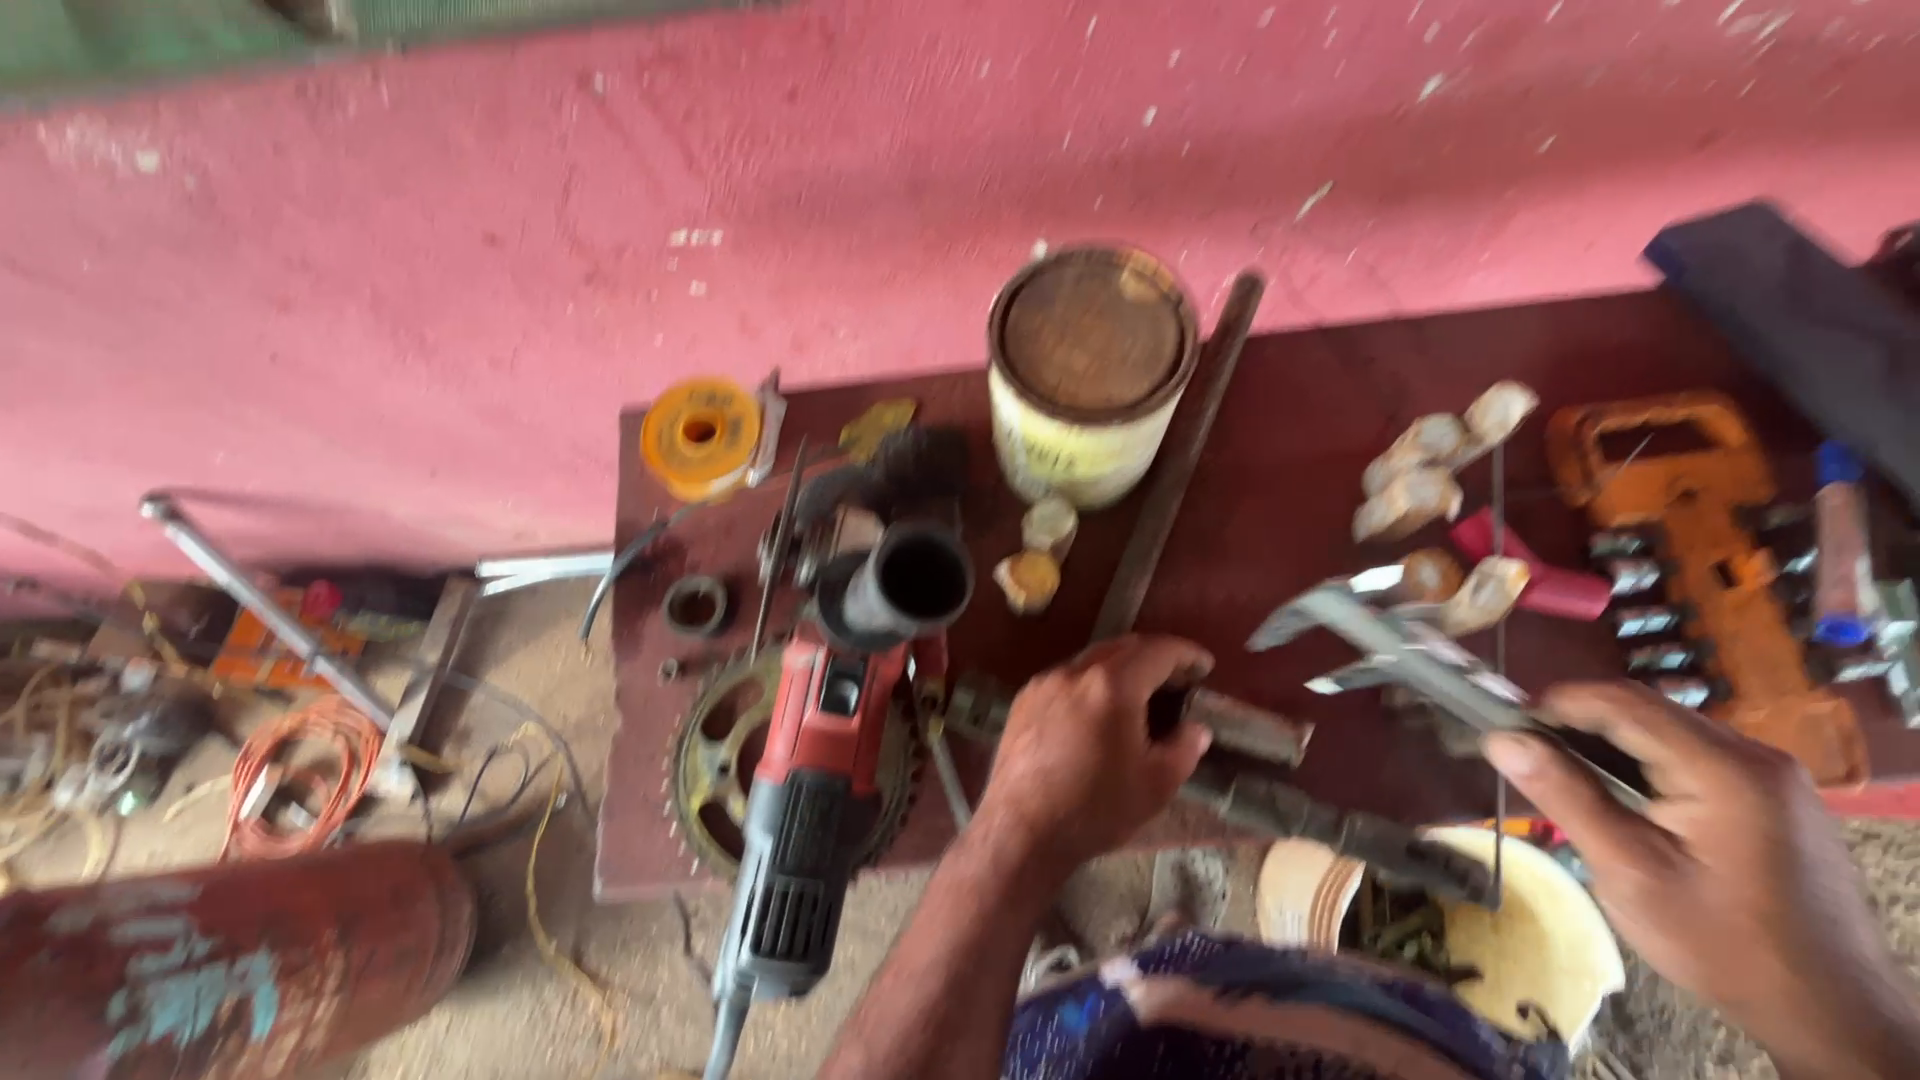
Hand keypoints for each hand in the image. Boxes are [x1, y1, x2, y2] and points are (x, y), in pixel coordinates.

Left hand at [973, 635, 1214, 872]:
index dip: (1186, 654)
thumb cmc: (1095, 809)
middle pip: (1122, 648)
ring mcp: (1044, 684)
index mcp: (1112, 685)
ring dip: (1120, 669)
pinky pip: (1066, 679)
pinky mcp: (1023, 701)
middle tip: (1178, 680)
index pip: (1158, 651)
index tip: (1204, 666)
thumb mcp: (1156, 784)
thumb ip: (1184, 748)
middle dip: (1154, 658)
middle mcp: (1075, 672)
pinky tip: (1098, 713)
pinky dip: (1091, 684)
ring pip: (1091, 661)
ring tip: (1140, 696)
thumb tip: (1196, 729)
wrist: (1021, 830)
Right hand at [1485, 682, 1919, 1078]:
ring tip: (1559, 772)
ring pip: (1665, 729)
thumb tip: (1500, 739)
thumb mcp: (1627, 870)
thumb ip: (1565, 795)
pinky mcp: (1771, 794)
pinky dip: (1640, 760)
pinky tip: (1615, 791)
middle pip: (1645, 710)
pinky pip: (1689, 753)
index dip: (1555, 703)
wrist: (1828, 1009)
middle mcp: (1755, 755)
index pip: (1622, 703)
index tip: (1504, 724)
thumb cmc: (1720, 943)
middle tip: (1524, 751)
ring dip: (1606, 741)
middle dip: (1577, 722)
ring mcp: (1770, 774)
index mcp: (1724, 769)